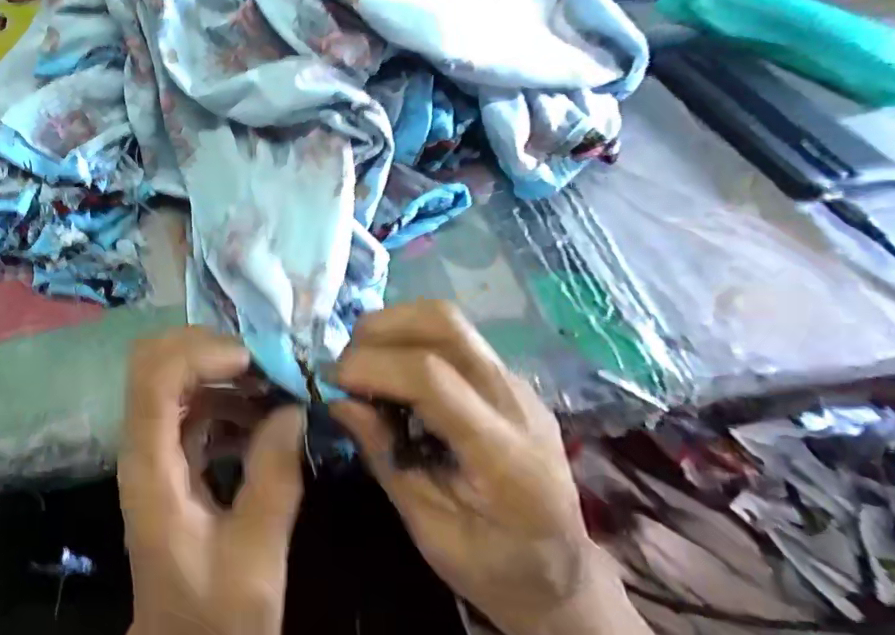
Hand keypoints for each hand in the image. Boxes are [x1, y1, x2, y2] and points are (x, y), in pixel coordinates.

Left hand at [119, 328, 306, 634]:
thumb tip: (293, 409)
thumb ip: (273, 479)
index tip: (252, 361)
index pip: (153, 379)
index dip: (198, 354)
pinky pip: (187, 409)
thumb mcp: (256, 557)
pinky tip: (262, 416)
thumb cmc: (216, 615)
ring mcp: (151, 449)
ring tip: (272, 386)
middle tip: (261, 363)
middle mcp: (140, 445)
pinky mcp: (167, 460)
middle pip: (151, 363)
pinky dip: (221, 400)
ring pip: (170, 380)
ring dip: (217, 373)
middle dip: (203, 350)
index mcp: (148, 466)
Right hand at [329, 302, 635, 634]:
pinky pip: (449, 335)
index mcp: (504, 455)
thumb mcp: (430, 530)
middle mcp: (516, 403)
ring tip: (363, 363)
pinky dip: (406, 338)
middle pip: (442, 324)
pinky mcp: (505, 378)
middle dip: (377, 332)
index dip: (371, 366)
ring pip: (444, 318)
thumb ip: (385, 458)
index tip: (332, 382)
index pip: (432, 376)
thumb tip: (339, 401)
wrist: (562, 577)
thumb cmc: (493, 565)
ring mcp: (516, 384)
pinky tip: (391, 373)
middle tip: (345, 368)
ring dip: (390, 327)